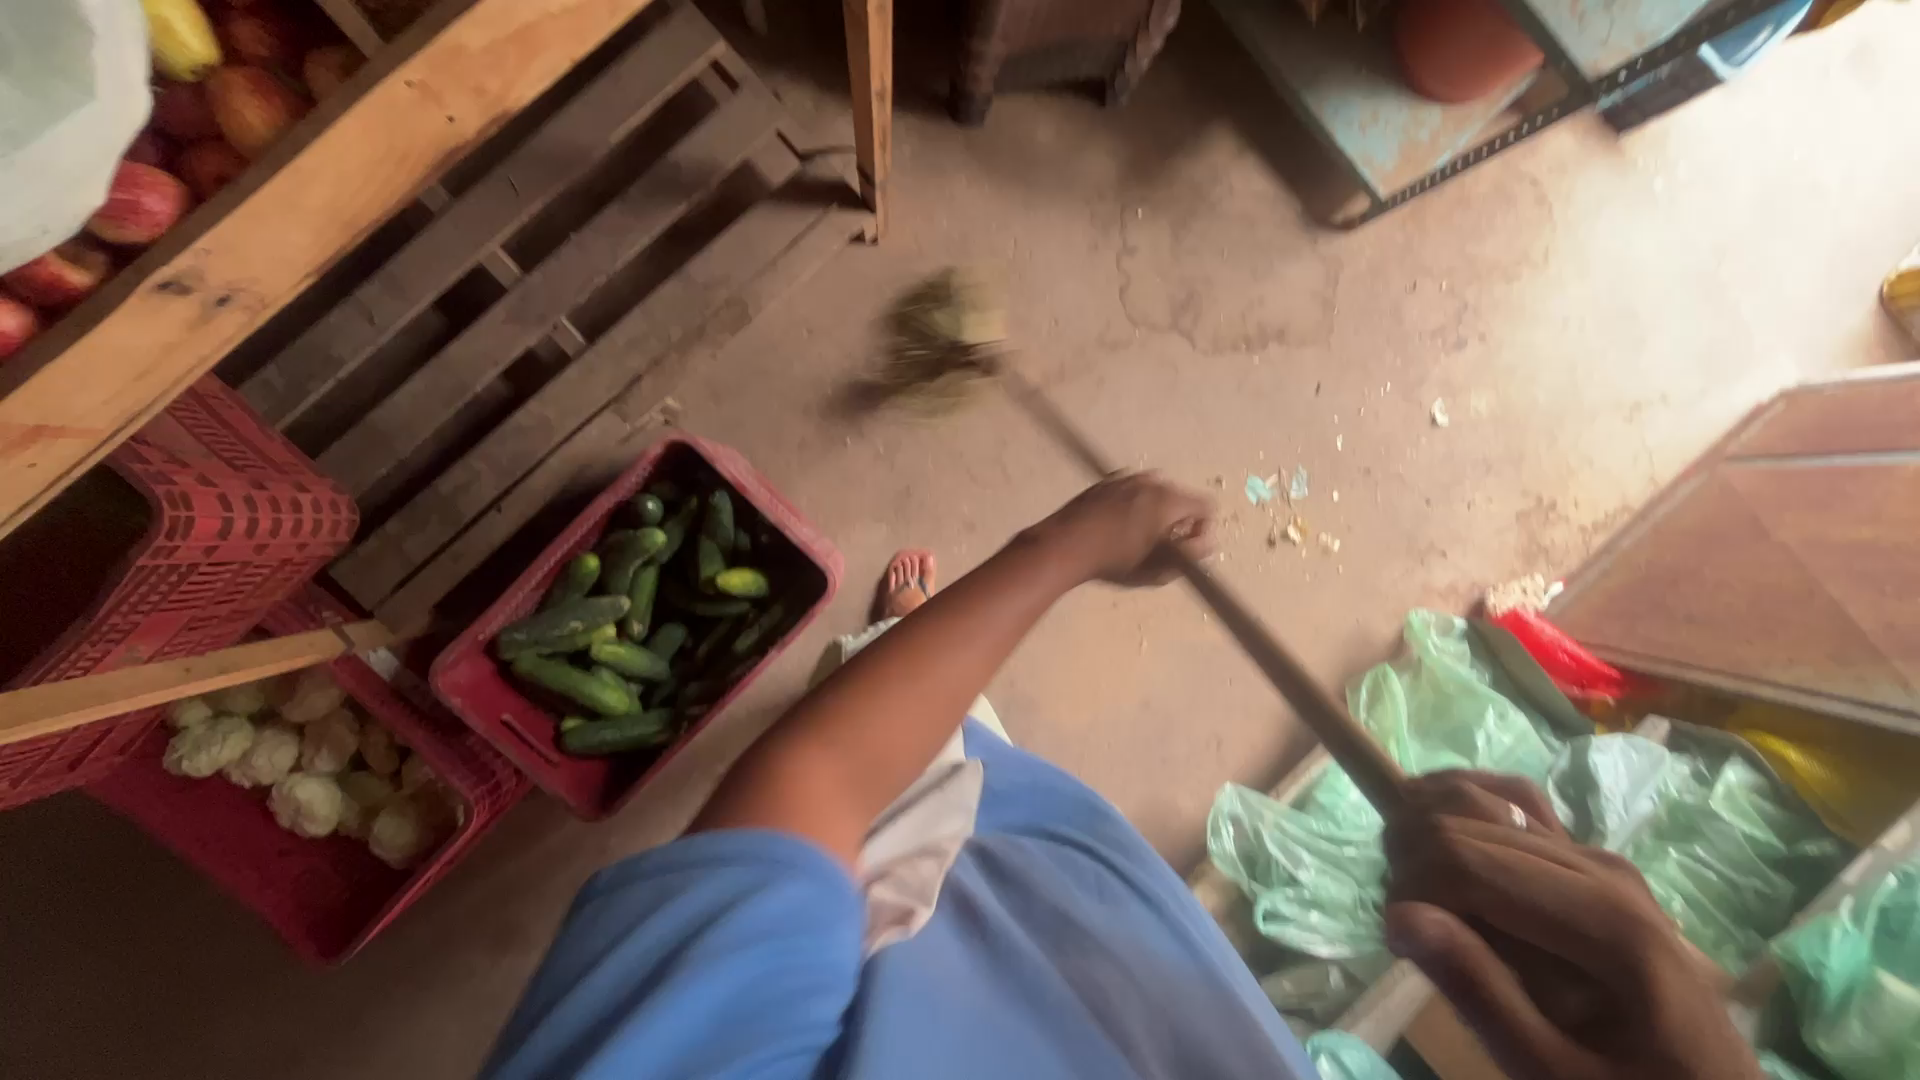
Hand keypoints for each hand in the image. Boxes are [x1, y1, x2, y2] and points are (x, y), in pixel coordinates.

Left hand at [1028, 471, 1213, 586]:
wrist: (1063, 545)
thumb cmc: (1114, 561)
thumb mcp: (1158, 569)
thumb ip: (1190, 557)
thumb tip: (1205, 544)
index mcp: (1168, 499)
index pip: (1206, 507)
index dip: (1202, 530)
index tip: (1185, 549)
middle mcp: (1150, 481)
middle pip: (1181, 498)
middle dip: (1178, 521)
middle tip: (1160, 547)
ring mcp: (1125, 478)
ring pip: (1155, 493)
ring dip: (1155, 513)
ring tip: (1137, 539)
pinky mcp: (1105, 482)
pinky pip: (1132, 491)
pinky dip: (1133, 506)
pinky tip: (1117, 527)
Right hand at [1385, 771, 1760, 1079]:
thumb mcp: (1556, 1079)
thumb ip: (1483, 997)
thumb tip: (1400, 916)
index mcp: (1606, 924)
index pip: (1463, 859)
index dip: (1409, 890)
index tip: (1400, 946)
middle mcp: (1600, 868)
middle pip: (1459, 819)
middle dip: (1410, 861)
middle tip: (1406, 924)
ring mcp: (1593, 854)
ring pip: (1474, 795)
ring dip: (1423, 827)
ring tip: (1415, 884)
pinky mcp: (1582, 854)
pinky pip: (1506, 797)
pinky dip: (1455, 802)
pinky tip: (1434, 835)